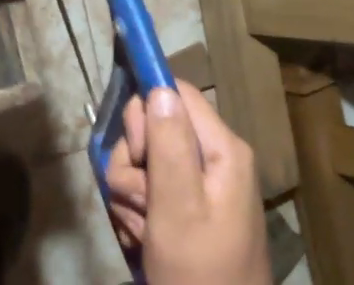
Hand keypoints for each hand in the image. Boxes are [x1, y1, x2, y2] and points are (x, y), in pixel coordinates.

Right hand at [104, 83, 270, 284]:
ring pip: (144, 162)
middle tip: (141, 201)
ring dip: (131, 194)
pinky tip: (143, 239)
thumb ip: (169, 145)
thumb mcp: (178, 208)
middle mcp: (213, 157)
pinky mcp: (186, 208)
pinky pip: (148, 190)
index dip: (145, 113)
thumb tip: (159, 86)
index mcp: (222, 147)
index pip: (176, 93)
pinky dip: (137, 212)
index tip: (135, 150)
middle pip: (155, 127)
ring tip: (143, 230)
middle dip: (133, 163)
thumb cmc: (199, 272)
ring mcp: (200, 184)